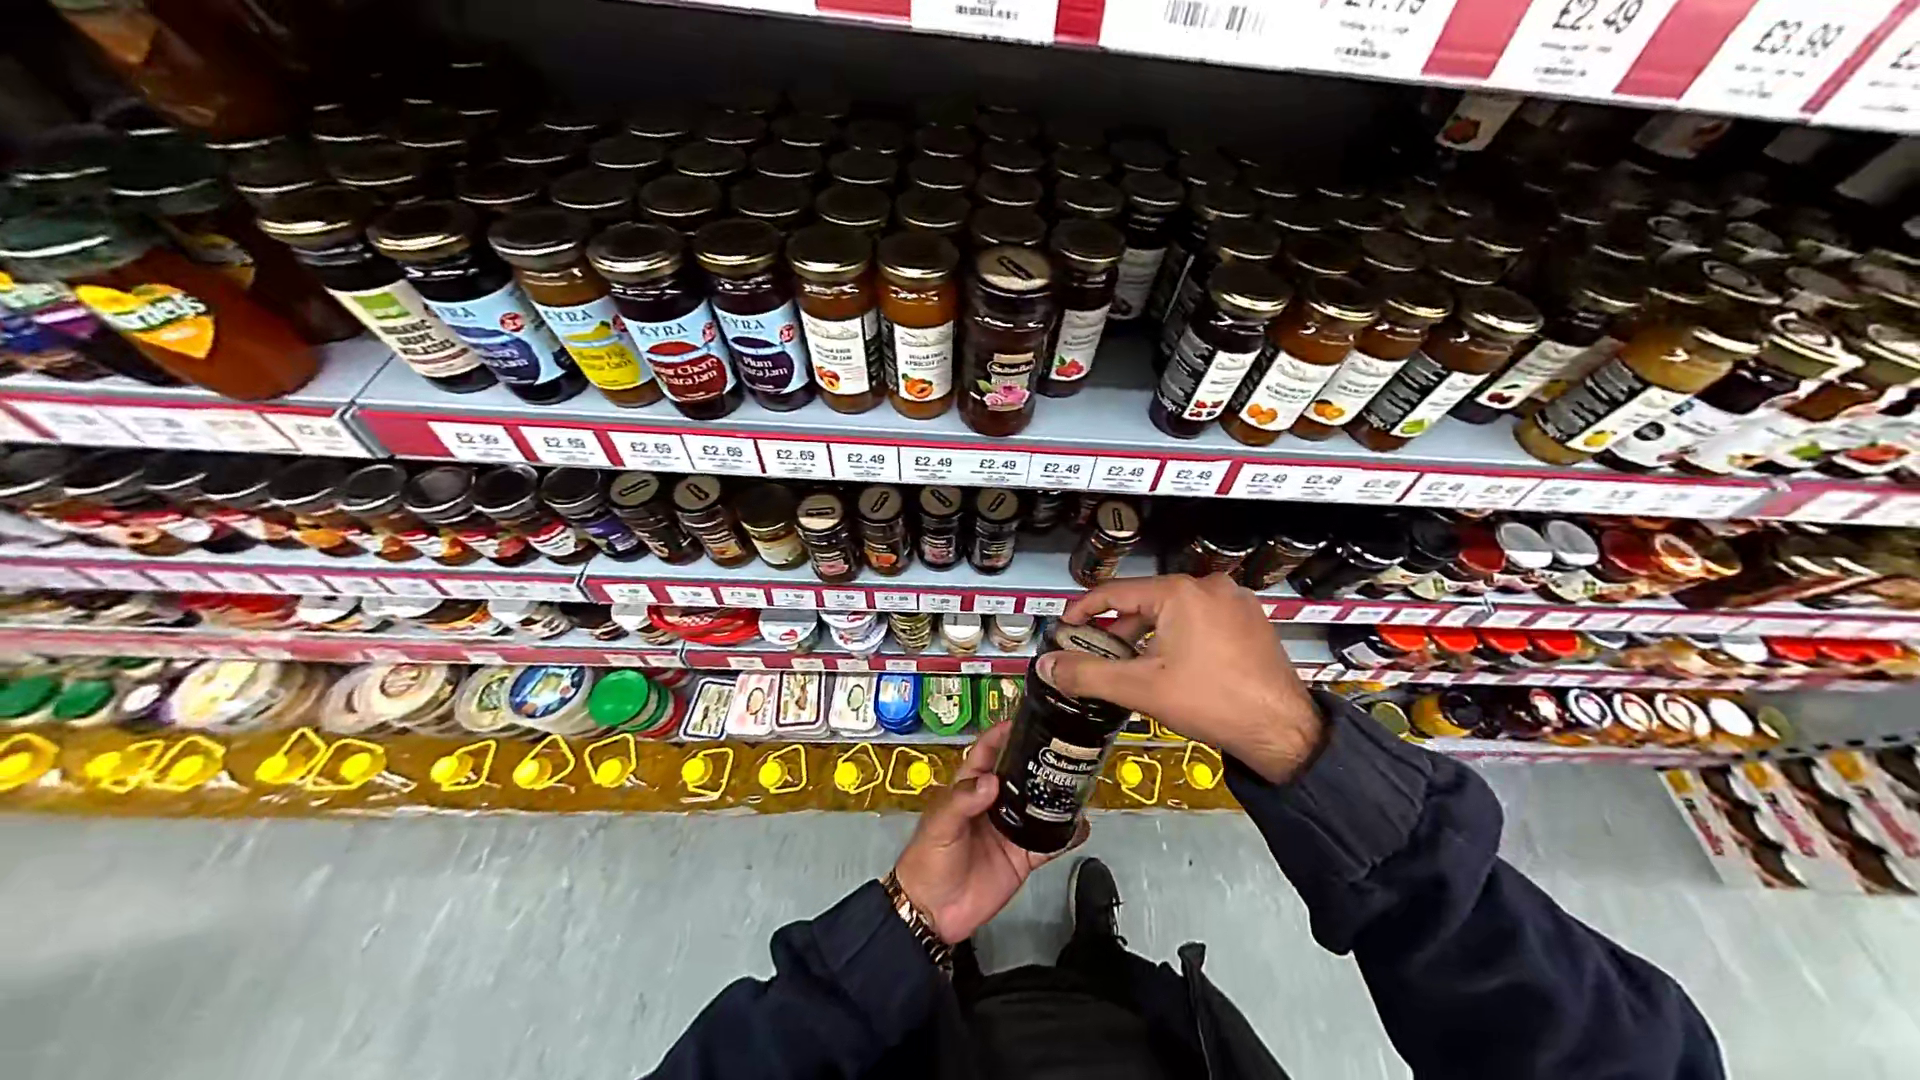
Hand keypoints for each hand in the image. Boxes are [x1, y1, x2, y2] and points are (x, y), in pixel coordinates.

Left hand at [892, 721, 1085, 943]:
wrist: (933, 912)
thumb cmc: (926, 860)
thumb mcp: (939, 824)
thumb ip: (962, 801)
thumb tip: (990, 780)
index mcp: (970, 788)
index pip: (987, 753)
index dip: (1003, 734)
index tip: (1023, 720)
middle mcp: (994, 804)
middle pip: (1020, 775)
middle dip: (1040, 760)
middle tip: (1064, 748)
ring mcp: (1010, 830)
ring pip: (1040, 806)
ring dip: (1058, 796)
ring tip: (1081, 781)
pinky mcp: (1022, 857)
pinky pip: (1050, 843)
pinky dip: (1067, 835)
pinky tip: (1081, 826)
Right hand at [1042, 573, 1325, 784]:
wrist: (1281, 731)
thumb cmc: (1214, 702)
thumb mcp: (1139, 688)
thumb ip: (1087, 674)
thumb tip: (1049, 667)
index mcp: (1181, 592)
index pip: (1116, 592)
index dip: (1085, 610)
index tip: (1067, 626)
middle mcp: (1210, 587)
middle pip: (1146, 602)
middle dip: (1119, 629)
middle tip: (1100, 655)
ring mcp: (1235, 602)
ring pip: (1174, 611)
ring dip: (1149, 635)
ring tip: (1136, 667)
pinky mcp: (1250, 621)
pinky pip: (1200, 620)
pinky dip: (1178, 637)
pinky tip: (1173, 667)